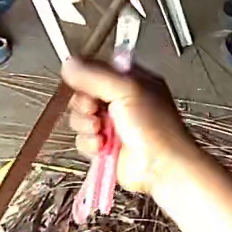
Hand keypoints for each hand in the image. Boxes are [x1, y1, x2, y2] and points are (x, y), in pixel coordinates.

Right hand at [62, 58, 200, 196]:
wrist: (161, 168)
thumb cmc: (157, 130)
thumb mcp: (128, 91)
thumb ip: (97, 75)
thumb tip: (70, 63)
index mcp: (134, 81)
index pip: (100, 69)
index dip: (88, 76)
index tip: (85, 83)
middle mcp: (124, 101)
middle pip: (85, 94)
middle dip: (85, 104)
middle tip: (95, 109)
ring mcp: (114, 124)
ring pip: (81, 117)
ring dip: (86, 125)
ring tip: (101, 130)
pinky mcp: (105, 146)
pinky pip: (83, 139)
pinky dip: (89, 143)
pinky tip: (103, 146)